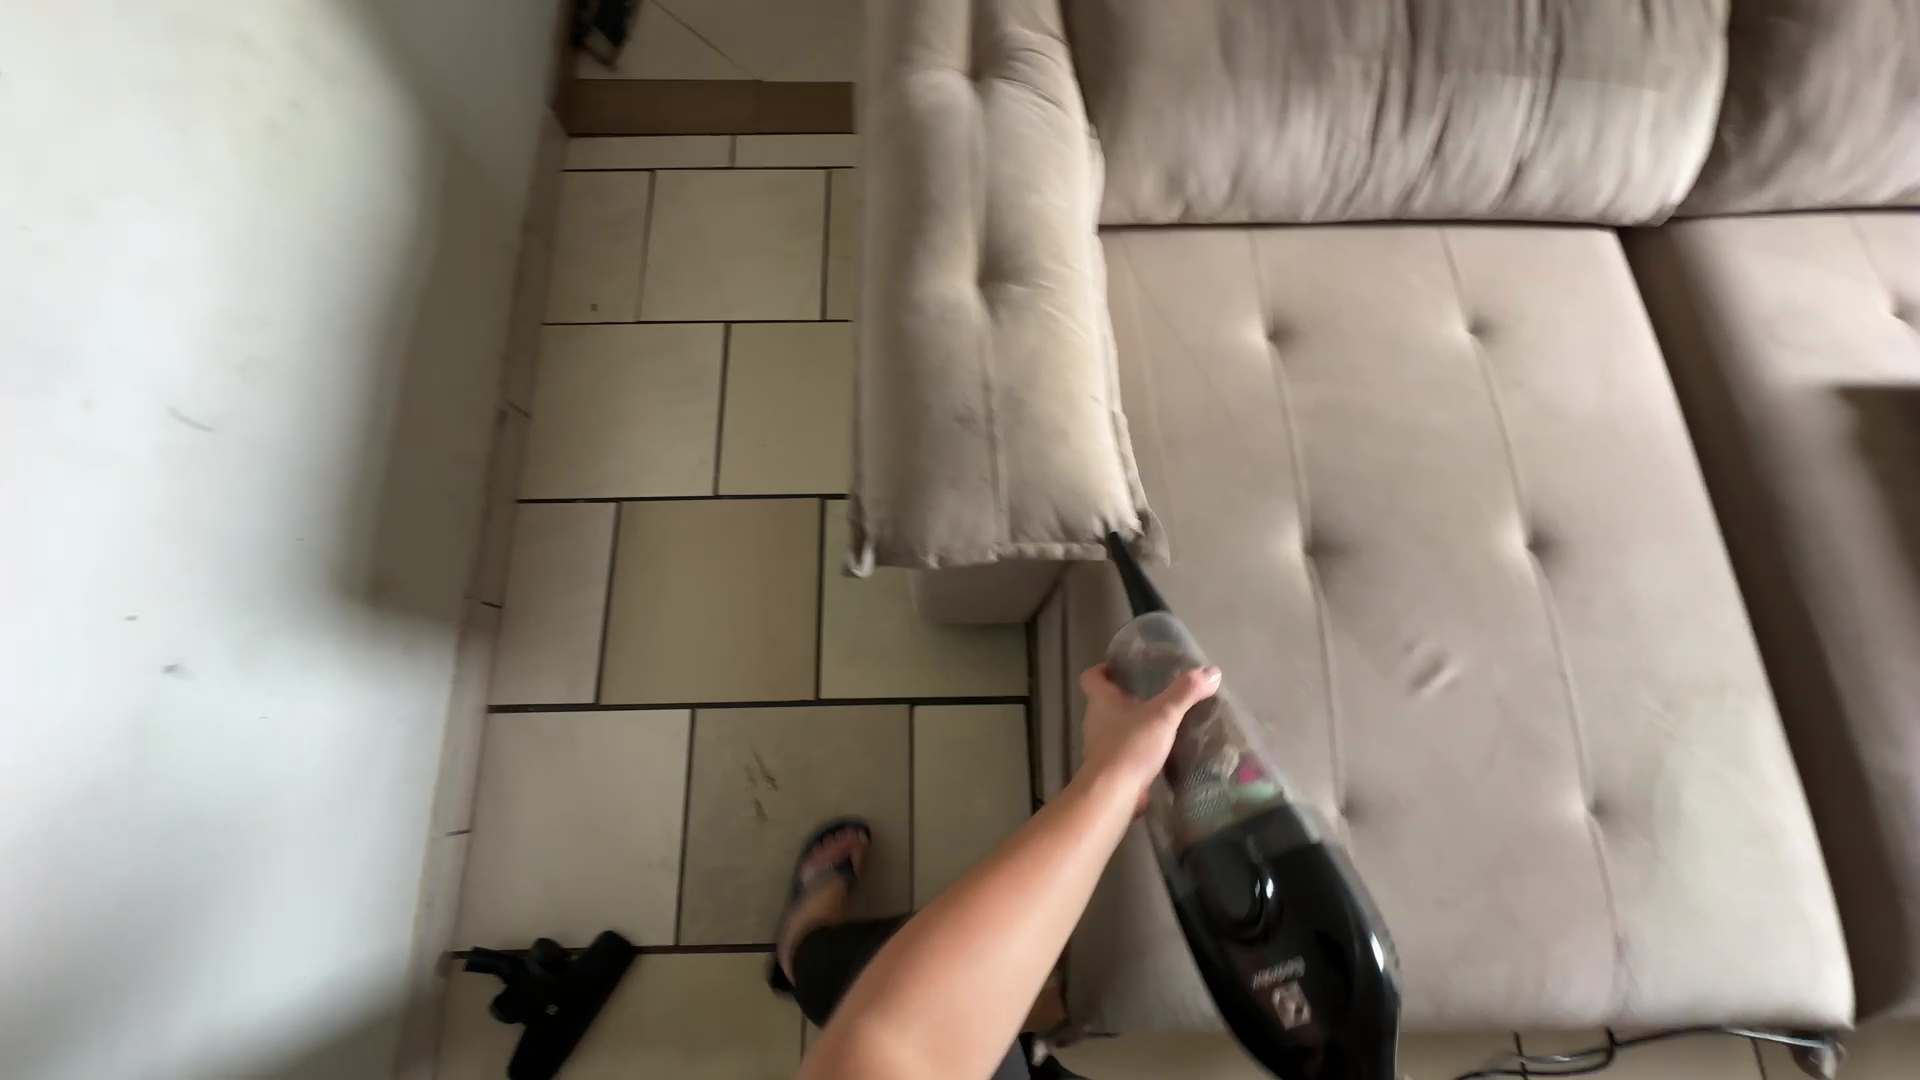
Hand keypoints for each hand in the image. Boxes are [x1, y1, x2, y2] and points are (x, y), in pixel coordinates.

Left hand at [1077, 664, 1221, 813]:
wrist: (1114, 791)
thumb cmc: (1131, 745)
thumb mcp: (1163, 714)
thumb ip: (1185, 692)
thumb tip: (1212, 671)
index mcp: (1100, 701)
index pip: (1091, 677)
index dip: (1102, 669)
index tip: (1121, 669)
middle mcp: (1095, 721)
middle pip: (1104, 702)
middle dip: (1125, 696)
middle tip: (1151, 694)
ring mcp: (1100, 746)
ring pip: (1113, 727)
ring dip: (1132, 724)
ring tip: (1160, 722)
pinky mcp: (1110, 768)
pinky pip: (1123, 751)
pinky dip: (1137, 748)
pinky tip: (1159, 752)